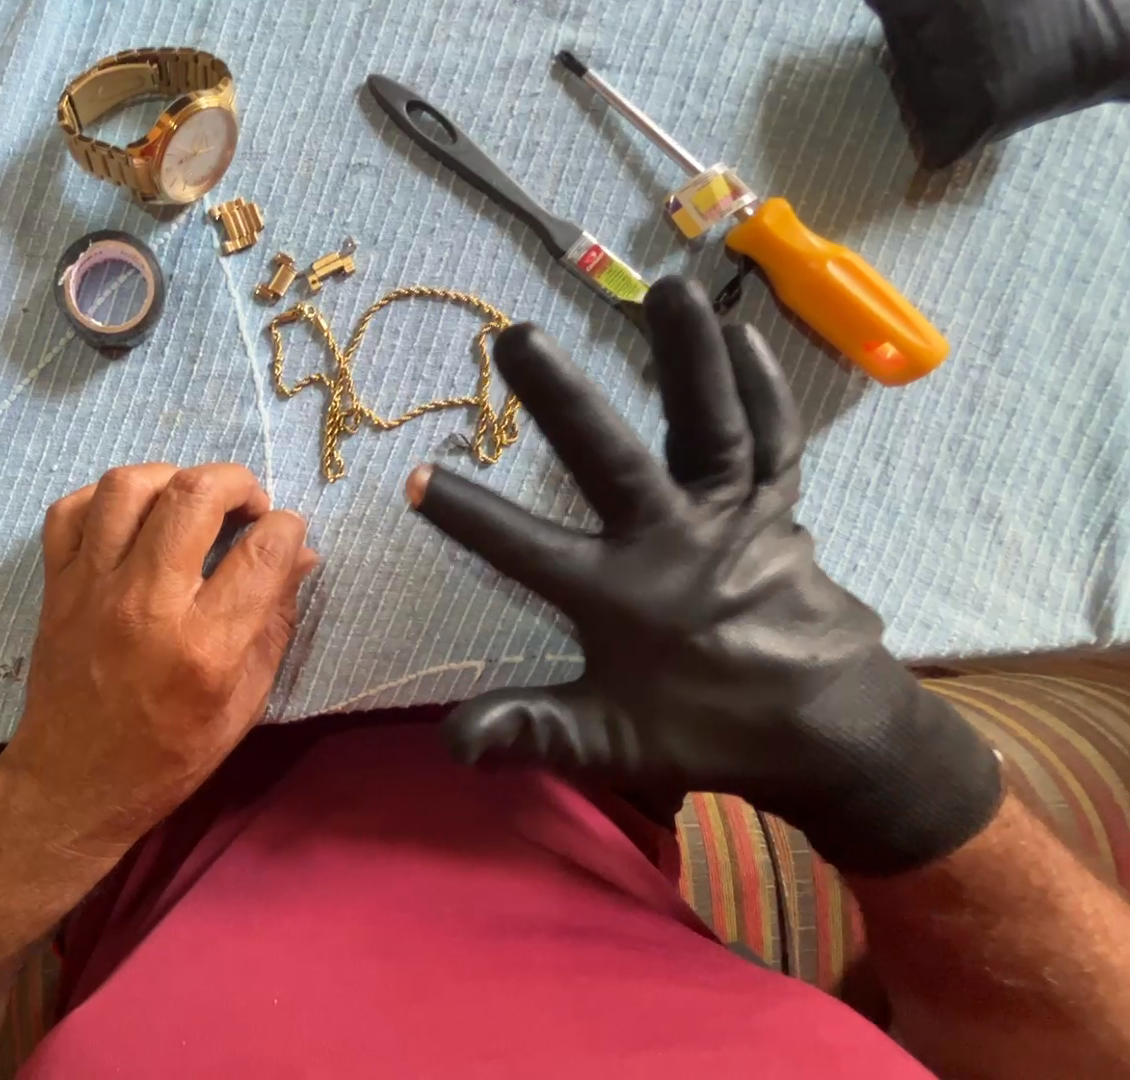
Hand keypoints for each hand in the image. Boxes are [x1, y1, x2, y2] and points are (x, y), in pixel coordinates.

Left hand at [0, 464, 316, 862]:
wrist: (75, 781)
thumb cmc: (170, 754)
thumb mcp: (245, 703)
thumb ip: (275, 622)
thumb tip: (300, 553)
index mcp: (204, 645)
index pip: (261, 552)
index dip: (287, 528)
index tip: (286, 533)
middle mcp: (146, 603)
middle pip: (194, 496)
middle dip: (237, 482)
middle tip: (247, 505)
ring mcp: (91, 588)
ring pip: (128, 487)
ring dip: (171, 478)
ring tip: (189, 502)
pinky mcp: (56, 585)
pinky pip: (70, 509)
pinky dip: (105, 498)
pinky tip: (131, 517)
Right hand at [406, 278, 1001, 874]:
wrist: (836, 735)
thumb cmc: (708, 732)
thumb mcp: (609, 744)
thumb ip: (530, 732)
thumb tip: (448, 742)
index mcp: (620, 596)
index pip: (524, 548)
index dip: (467, 514)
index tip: (415, 477)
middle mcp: (673, 542)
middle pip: (613, 461)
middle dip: (563, 400)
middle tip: (518, 337)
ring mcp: (734, 517)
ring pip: (713, 427)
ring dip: (689, 356)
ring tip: (667, 289)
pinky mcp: (778, 508)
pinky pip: (776, 441)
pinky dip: (762, 388)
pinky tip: (744, 337)